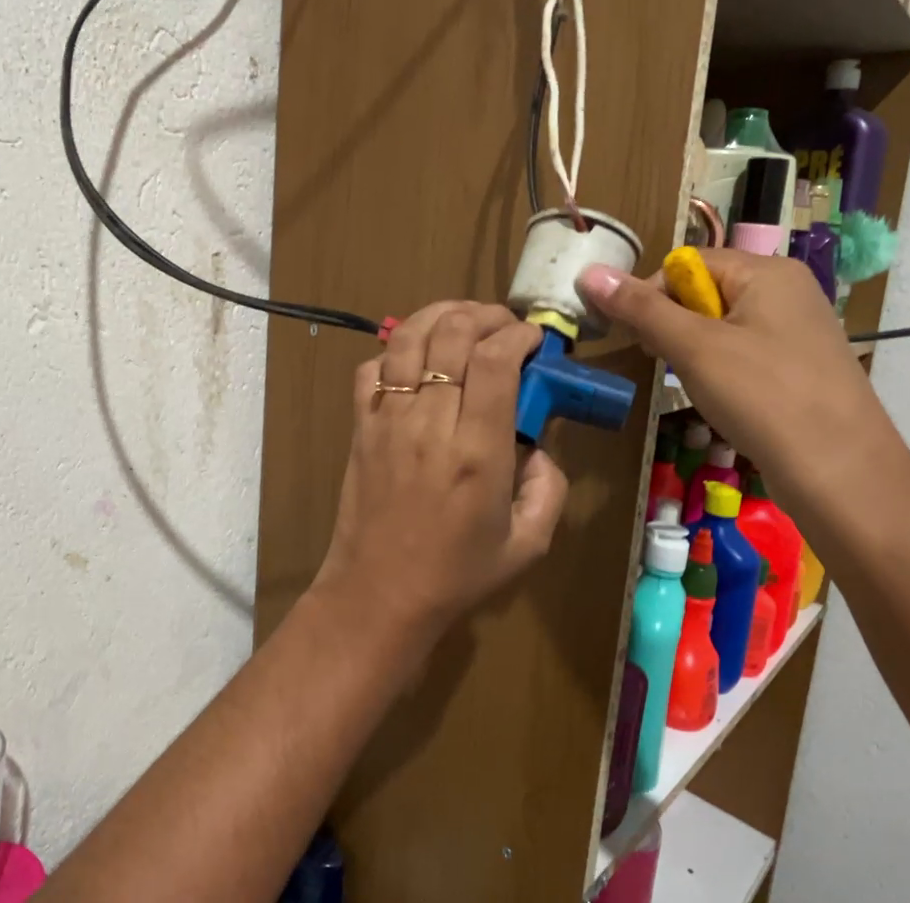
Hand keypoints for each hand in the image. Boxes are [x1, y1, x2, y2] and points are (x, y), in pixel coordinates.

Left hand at [313, 302, 570, 633]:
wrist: (379, 595)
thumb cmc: (457, 574)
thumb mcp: (529, 543)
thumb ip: (549, 487)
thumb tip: (537, 444)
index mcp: (477, 451)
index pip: (495, 360)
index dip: (519, 335)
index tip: (535, 340)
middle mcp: (430, 423)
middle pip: (452, 334)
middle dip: (485, 315)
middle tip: (504, 327)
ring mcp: (387, 420)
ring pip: (407, 338)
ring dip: (440, 316)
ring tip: (464, 322)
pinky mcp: (360, 426)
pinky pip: (371, 367)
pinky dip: (395, 350)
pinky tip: (417, 360)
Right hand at [577, 250, 902, 508]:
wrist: (842, 474)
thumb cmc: (765, 397)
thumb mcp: (695, 348)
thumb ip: (642, 309)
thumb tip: (590, 272)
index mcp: (767, 272)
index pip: (688, 263)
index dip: (653, 295)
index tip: (637, 339)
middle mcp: (787, 293)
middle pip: (706, 294)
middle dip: (674, 328)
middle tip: (668, 367)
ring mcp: (798, 333)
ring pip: (723, 330)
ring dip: (696, 356)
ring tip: (700, 390)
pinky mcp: (801, 370)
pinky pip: (745, 357)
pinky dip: (723, 376)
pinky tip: (725, 404)